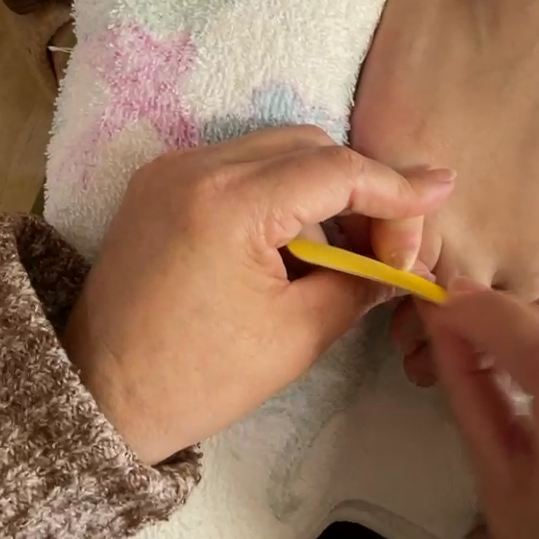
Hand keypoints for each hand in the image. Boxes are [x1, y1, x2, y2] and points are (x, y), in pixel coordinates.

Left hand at [65, 127, 454, 463]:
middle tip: (385, 243)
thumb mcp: (296, 336)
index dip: (394, 185)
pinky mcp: (159, 181)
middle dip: (358, 185)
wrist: (98, 393)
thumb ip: (360, 282)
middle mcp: (195, 165)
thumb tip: (402, 259)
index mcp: (228, 204)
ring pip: (275, 149)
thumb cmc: (198, 379)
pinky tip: (293, 237)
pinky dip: (279, 190)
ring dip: (319, 186)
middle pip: (307, 144)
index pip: (334, 169)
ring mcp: (171, 167)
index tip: (440, 193)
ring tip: (343, 246)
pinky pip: (239, 165)